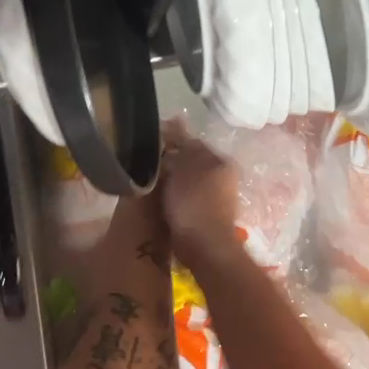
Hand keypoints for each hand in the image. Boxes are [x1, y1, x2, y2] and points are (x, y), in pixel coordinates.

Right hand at [159, 119, 240, 266]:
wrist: (205, 248)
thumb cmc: (193, 203)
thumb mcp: (183, 167)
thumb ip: (180, 143)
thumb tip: (176, 119)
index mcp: (220, 161)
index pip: (190, 141)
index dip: (168, 140)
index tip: (149, 144)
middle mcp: (223, 175)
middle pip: (190, 160)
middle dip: (170, 160)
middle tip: (146, 162)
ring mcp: (217, 196)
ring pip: (187, 178)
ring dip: (171, 177)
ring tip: (149, 180)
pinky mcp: (208, 214)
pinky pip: (187, 195)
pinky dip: (174, 193)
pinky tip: (159, 197)